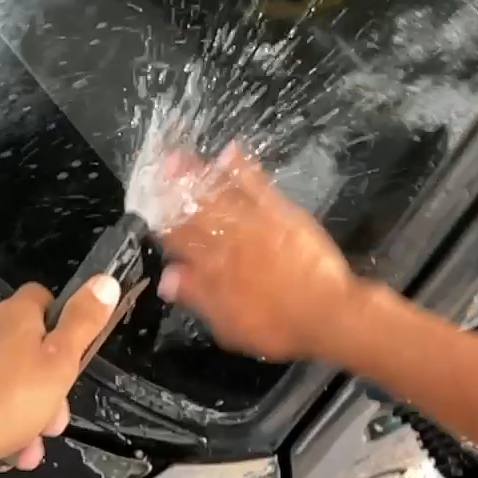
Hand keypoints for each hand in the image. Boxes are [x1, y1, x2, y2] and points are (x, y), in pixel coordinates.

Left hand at [0, 277, 120, 477]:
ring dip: (32, 417)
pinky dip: (6, 427)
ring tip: (31, 445)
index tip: (74, 355)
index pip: (46, 299)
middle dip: (51, 387)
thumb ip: (83, 321)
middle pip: (34, 349)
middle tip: (55, 416)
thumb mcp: (60, 362)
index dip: (66, 323)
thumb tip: (105, 280)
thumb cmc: (5, 399)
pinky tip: (12, 453)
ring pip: (16, 384)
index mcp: (16, 314)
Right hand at [155, 146, 360, 363]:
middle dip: (173, 189)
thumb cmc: (277, 326)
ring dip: (197, 174)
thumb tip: (167, 278)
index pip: (177, 239)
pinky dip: (242, 168)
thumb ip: (197, 297)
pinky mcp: (281, 214)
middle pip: (194, 210)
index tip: (149, 206)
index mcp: (212, 267)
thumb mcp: (228, 324)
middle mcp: (229, 239)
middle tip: (157, 168)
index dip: (161, 221)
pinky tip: (230, 152)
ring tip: (178, 157)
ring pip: (220, 195)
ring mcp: (255, 223)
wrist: (328, 314)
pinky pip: (257, 186)